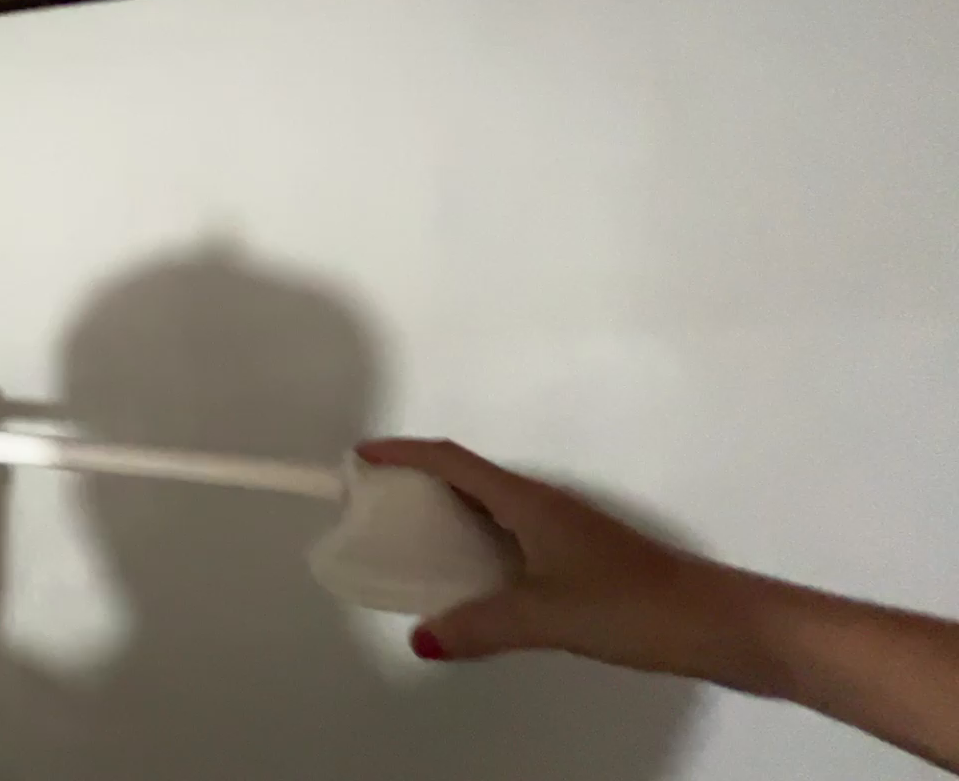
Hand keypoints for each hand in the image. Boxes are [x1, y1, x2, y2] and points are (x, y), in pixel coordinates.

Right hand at [358, 439, 730, 672]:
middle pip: (462, 472)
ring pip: (484, 499)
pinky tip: (469, 569)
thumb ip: (480, 627)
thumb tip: (420, 640)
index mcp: (523, 500)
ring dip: (442, 504)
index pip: (449, 459)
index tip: (360, 455)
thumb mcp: (547, 616)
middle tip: (375, 497)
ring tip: (409, 531)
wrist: (732, 626)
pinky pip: (504, 525)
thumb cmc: (633, 604)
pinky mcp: (576, 550)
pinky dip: (471, 532)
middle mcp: (537, 501)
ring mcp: (559, 524)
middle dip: (413, 475)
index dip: (402, 452)